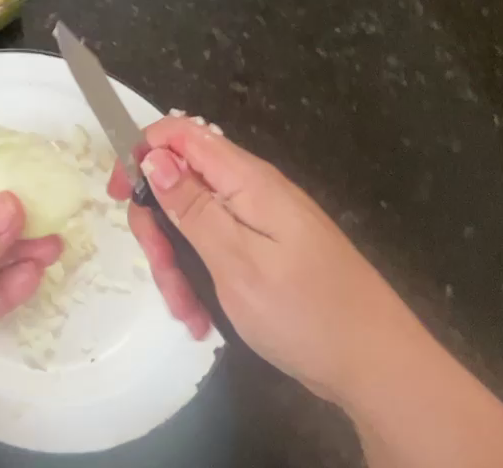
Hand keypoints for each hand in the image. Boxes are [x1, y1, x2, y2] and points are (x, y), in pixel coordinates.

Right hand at [109, 117, 435, 406]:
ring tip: (187, 311)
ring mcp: (259, 222)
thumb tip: (152, 155)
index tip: (121, 195)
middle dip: (160, 227)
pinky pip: (215, 248)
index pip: (180, 133)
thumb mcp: (236, 262)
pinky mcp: (265, 250)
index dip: (142, 152)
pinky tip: (203, 315)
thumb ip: (191, 206)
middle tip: (163, 272)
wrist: (381, 370)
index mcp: (246, 180)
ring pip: (192, 221)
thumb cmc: (308, 313)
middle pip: (180, 182)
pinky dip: (201, 277)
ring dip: (177, 262)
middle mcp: (251, 191)